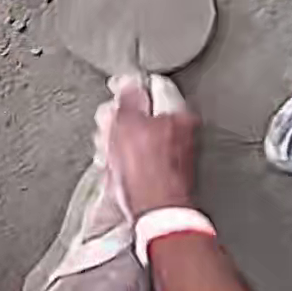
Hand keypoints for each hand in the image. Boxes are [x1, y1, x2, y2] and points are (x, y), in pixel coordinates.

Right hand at [96, 73, 197, 216]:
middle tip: (111, 129)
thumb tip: (128, 80)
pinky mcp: (163, 167)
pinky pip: (135, 152)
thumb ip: (128, 96)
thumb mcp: (127, 122)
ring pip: (134, 131)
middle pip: (140, 109)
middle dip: (117, 118)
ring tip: (112, 152)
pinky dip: (123, 156)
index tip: (114, 91)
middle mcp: (180, 129)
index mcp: (178, 113)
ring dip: (115, 139)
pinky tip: (117, 165)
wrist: (154, 210)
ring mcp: (172, 149)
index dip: (128, 87)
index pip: (152, 84)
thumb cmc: (145, 170)